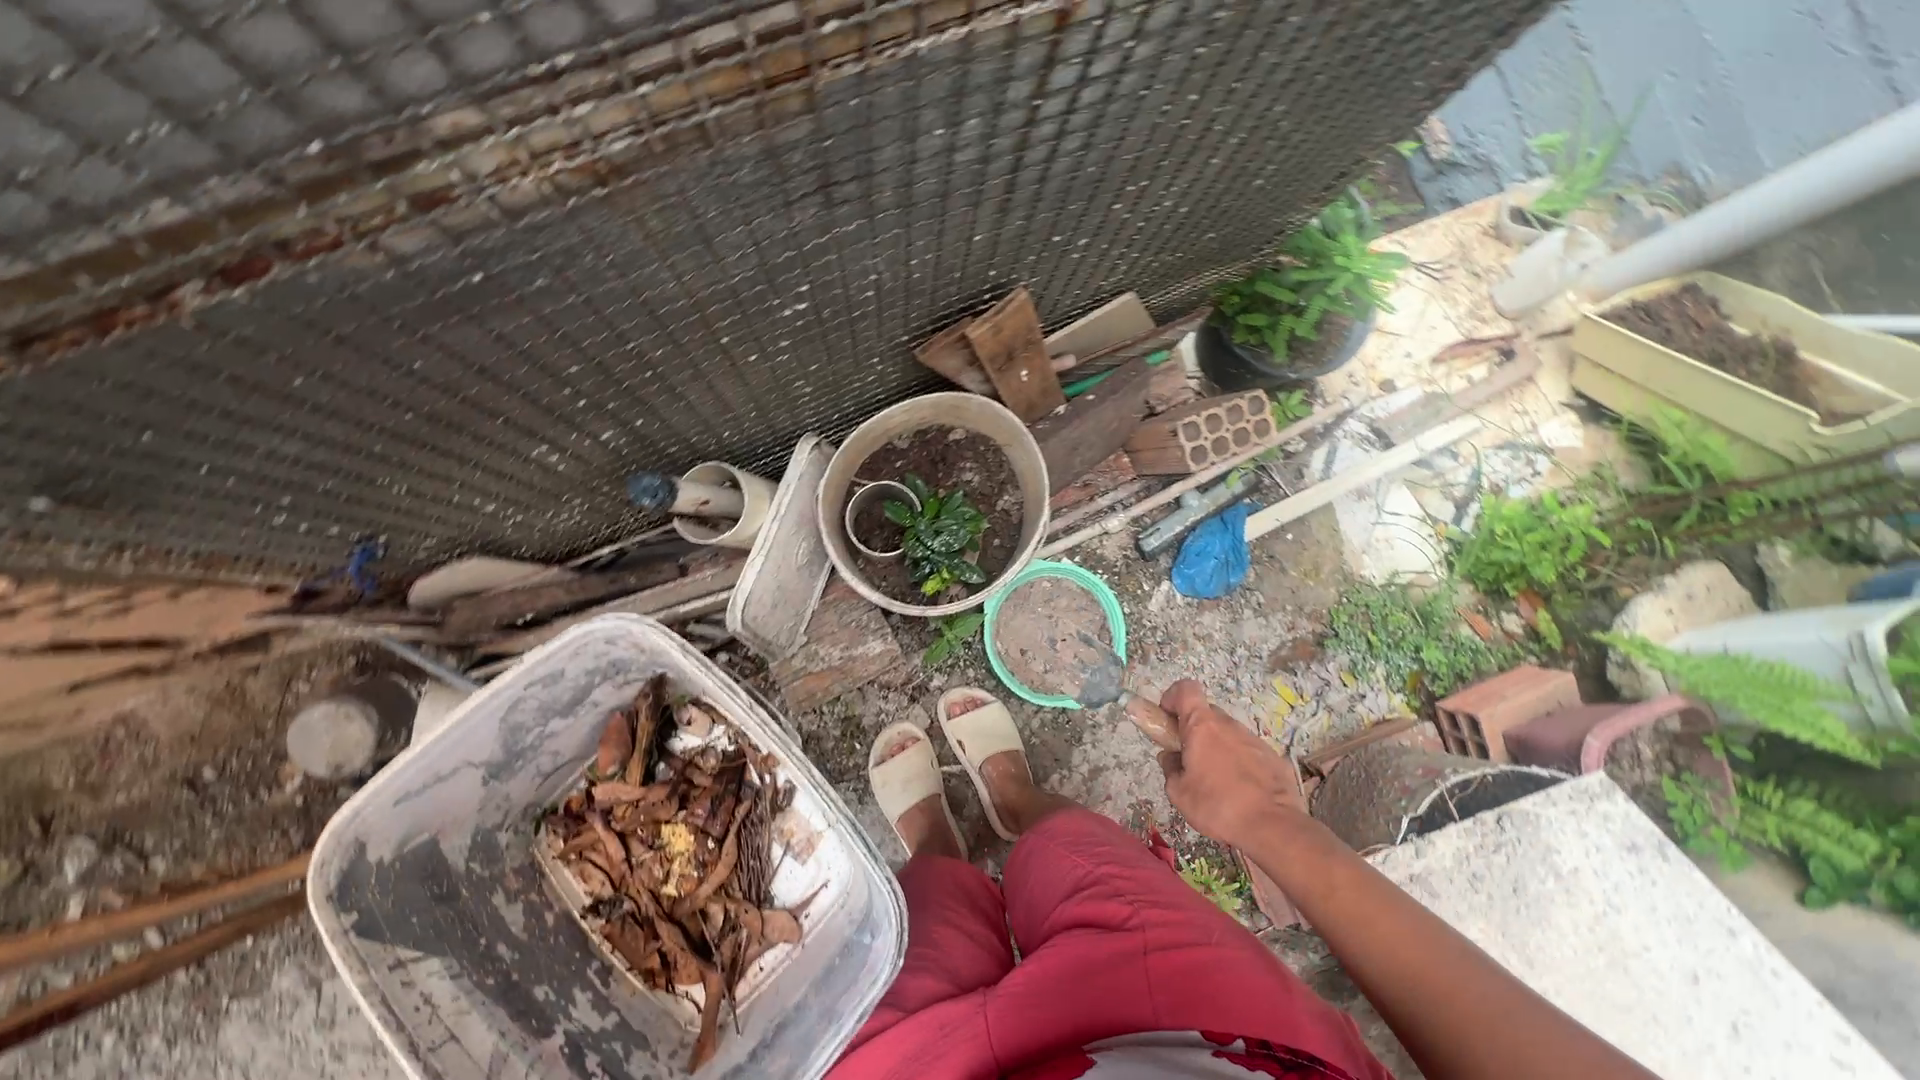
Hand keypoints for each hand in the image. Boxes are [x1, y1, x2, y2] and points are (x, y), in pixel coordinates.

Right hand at [1157, 679, 1305, 847]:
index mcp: (1202, 726)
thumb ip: (1170, 768)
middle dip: (1194, 730)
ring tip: (1217, 782)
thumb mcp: (1179, 793)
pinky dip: (1239, 763)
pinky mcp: (1272, 756)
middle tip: (1189, 760)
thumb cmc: (1217, 806)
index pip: (1186, 689)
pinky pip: (1247, 751)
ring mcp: (1253, 739)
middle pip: (1206, 714)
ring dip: (1217, 748)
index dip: (1173, 697)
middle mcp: (1228, 725)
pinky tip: (1241, 791)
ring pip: (1228, 734)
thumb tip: (1171, 757)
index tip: (1167, 719)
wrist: (1272, 825)